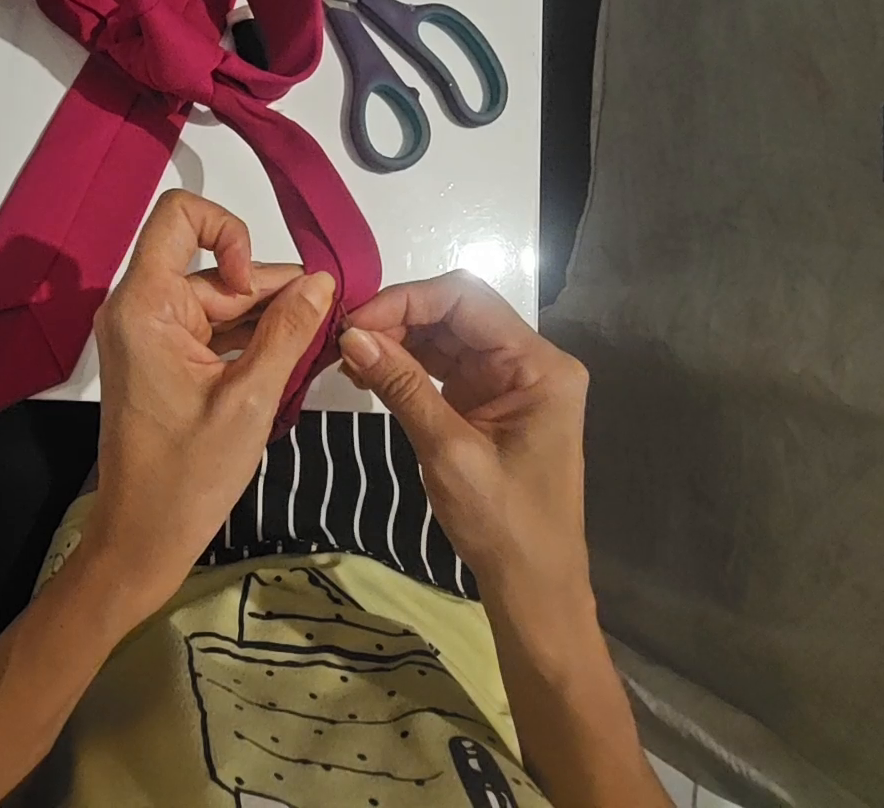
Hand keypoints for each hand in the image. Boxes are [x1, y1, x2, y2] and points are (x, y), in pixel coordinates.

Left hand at [88, 191, 336, 609]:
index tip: (256, 288)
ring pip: (217, 298)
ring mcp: (149, 333)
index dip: (229, 232)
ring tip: (322, 337)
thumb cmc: (188, 477)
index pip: (180, 216)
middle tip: (328, 317)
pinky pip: (211, 327)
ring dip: (267, 315)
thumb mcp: (250, 400)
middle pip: (212, 265)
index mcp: (145, 306)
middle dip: (270, 288)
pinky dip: (250, 337)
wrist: (142, 537)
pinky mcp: (161, 357)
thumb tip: (322, 281)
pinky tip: (295, 352)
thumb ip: (288, 333)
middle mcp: (139, 308)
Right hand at [338, 271, 593, 643]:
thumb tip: (350, 336)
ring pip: (442, 335)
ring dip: (395, 341)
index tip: (355, 324)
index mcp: (538, 365)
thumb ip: (402, 386)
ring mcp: (506, 379)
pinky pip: (440, 364)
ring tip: (350, 359)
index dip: (407, 301)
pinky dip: (403, 365)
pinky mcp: (485, 397)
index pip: (466, 300)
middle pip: (454, 312)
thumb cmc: (503, 522)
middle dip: (397, 319)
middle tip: (345, 342)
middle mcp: (527, 360)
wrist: (531, 583)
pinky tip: (368, 374)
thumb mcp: (448, 451)